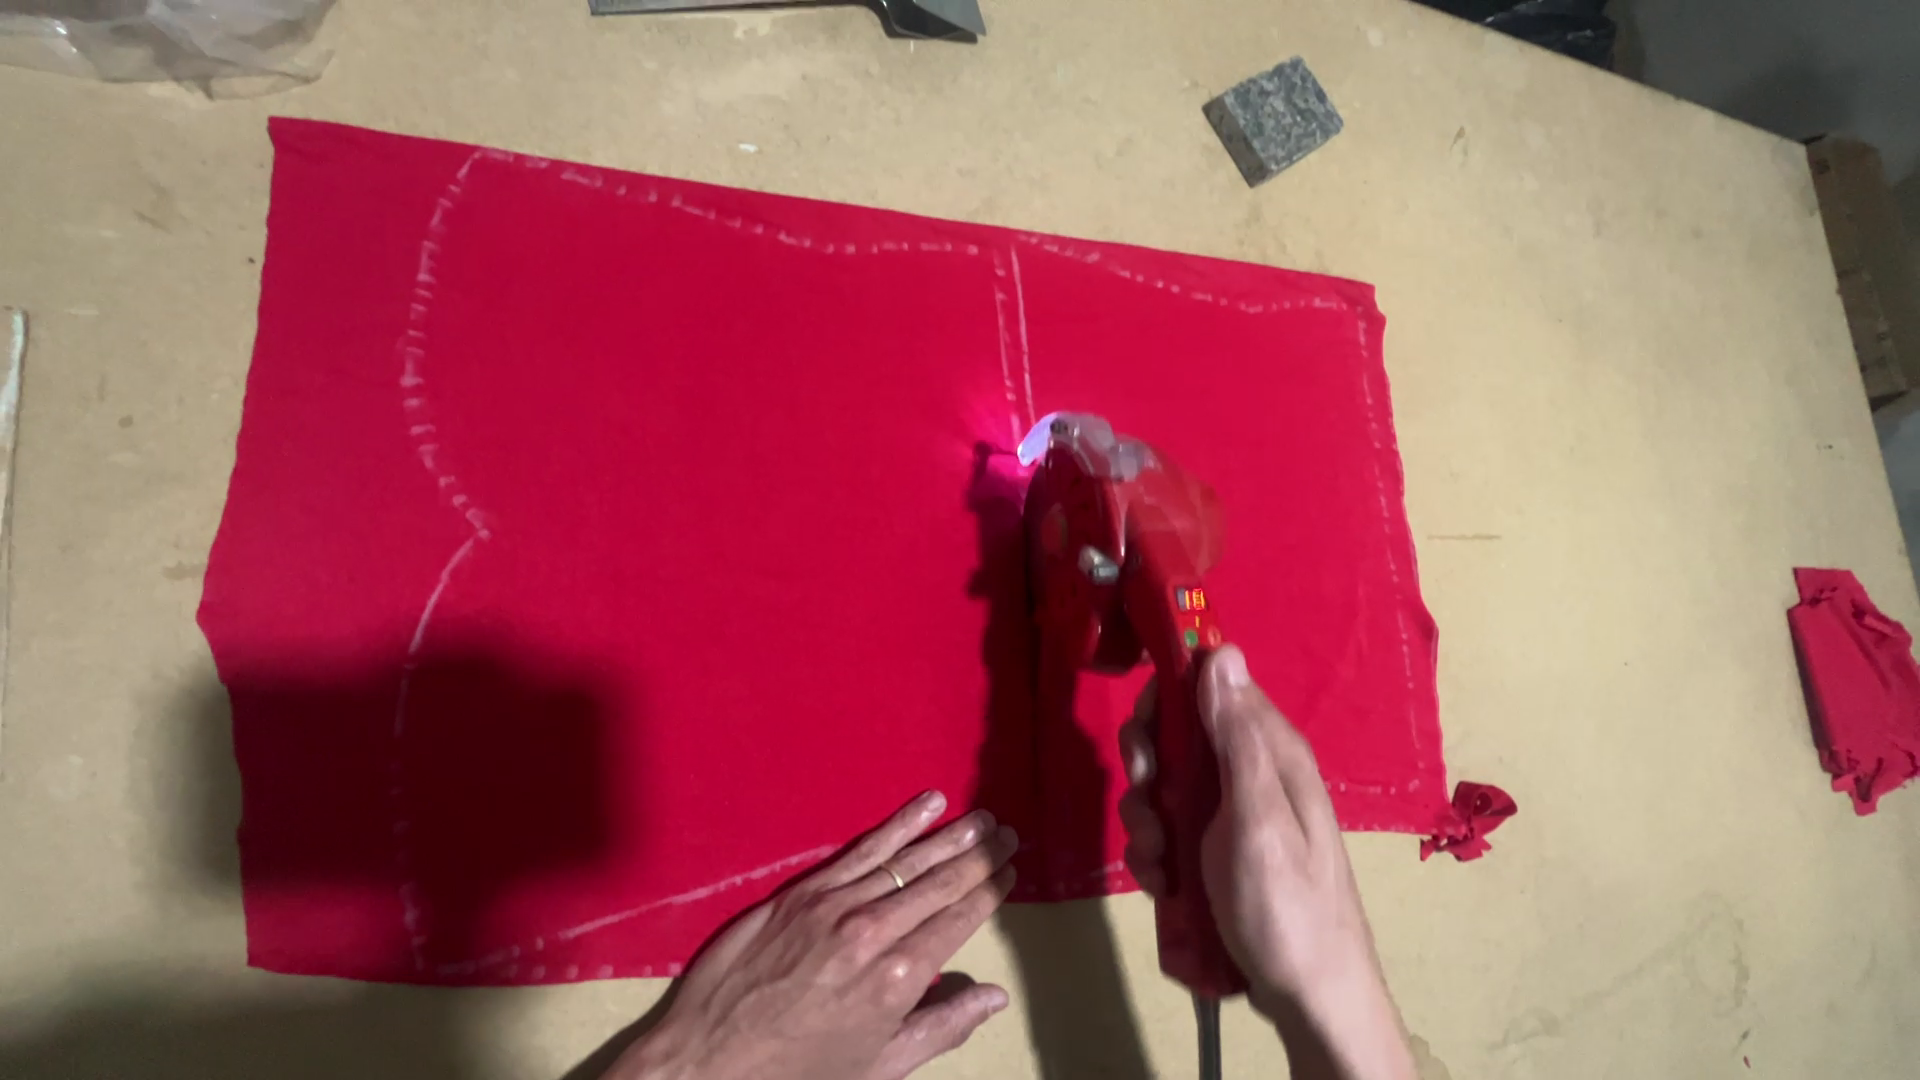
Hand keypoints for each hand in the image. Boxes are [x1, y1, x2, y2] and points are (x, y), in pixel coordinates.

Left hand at [609, 791, 1017, 1079]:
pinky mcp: (807, 889)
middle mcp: (875, 933)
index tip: (1011, 870)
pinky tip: (927, 804)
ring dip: (951, 837)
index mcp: (898, 980)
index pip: (959, 920)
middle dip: (981, 857)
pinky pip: (863, 848)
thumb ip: (940, 1027)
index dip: (990, 892)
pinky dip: (900, 824)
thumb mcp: (878, 1068)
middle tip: (1008, 835)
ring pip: (909, 861)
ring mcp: (839, 905)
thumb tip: (995, 997)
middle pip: (941, 884)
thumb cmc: (798, 1073)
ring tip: (983, 819)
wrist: (708, 1062)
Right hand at [1117, 646, 1414, 1079]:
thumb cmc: (1286, 906)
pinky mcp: (1212, 845)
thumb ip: (1236, 735)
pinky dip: (1154, 851)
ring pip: (1162, 782)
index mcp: (1267, 748)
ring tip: (1162, 863)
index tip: (1149, 742)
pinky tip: (1165, 884)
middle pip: (1174, 733)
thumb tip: (1221, 650)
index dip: (1166, 701)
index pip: (1204, 685)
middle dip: (1147, 767)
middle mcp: (1247, 768)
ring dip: (1146, 819)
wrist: (1308, 1001)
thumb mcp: (1256, 817)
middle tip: (1151, 804)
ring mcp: (1228, 810)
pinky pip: (1165, 827)